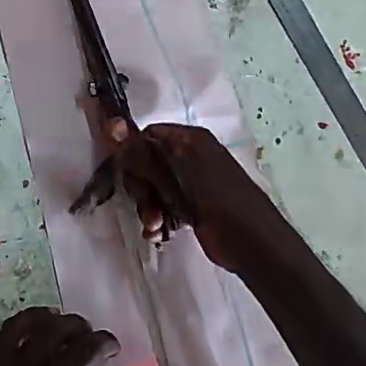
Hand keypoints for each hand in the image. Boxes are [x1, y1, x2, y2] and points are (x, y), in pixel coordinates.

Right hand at [77, 120, 283, 271]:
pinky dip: (158, 218)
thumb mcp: (176, 173)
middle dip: (141, 188)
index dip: (133, 153)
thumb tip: (113, 124)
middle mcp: (190, 156)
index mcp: (190, 139)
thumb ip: (143, 153)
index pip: (148, 135)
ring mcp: (192, 182)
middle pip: (147, 164)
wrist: (252, 241)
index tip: (125, 173)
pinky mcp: (192, 207)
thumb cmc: (216, 199)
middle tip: (145, 203)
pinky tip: (158, 232)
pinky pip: (164, 206)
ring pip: (154, 189)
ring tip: (154, 224)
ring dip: (148, 207)